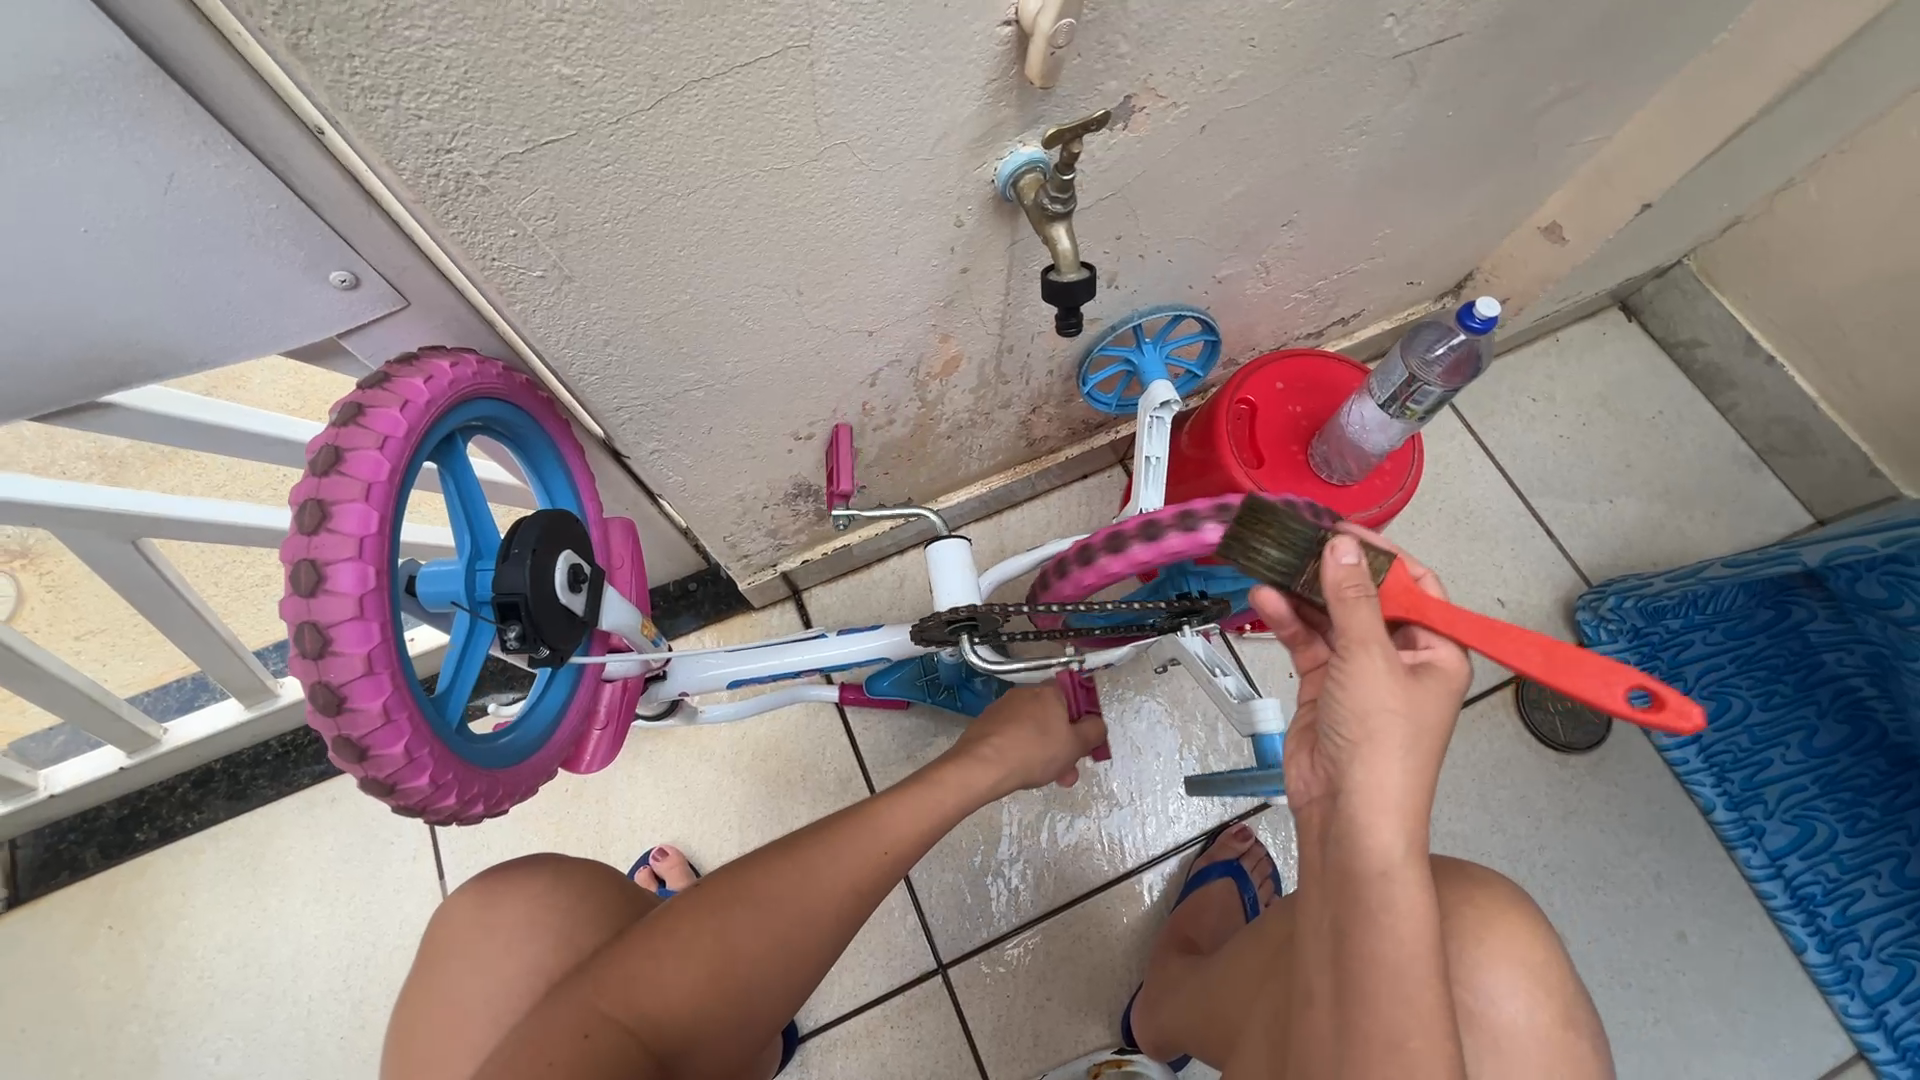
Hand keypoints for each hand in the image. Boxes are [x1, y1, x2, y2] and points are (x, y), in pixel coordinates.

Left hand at [942, 682, 1109, 796]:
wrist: (981, 765)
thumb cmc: (1034, 752)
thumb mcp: (1075, 745)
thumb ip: (1094, 732)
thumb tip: (1097, 723)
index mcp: (1049, 691)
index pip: (1074, 694)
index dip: (1084, 718)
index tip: (1086, 741)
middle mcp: (1025, 693)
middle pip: (1054, 716)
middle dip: (1065, 745)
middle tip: (1069, 771)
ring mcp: (1003, 708)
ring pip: (1035, 730)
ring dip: (1046, 752)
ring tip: (1049, 778)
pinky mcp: (987, 724)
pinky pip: (1014, 736)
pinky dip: (1023, 751)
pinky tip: (1024, 772)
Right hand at [1250, 525, 1471, 839]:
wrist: (1348, 812)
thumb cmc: (1378, 738)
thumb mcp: (1368, 658)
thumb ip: (1352, 597)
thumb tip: (1341, 544)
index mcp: (1436, 649)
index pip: (1413, 587)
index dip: (1379, 556)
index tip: (1339, 530)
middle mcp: (1401, 658)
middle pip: (1366, 600)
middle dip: (1332, 573)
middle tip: (1296, 542)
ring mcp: (1360, 673)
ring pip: (1331, 619)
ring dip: (1303, 596)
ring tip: (1272, 565)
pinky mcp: (1325, 687)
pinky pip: (1308, 644)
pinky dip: (1288, 623)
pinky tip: (1264, 601)